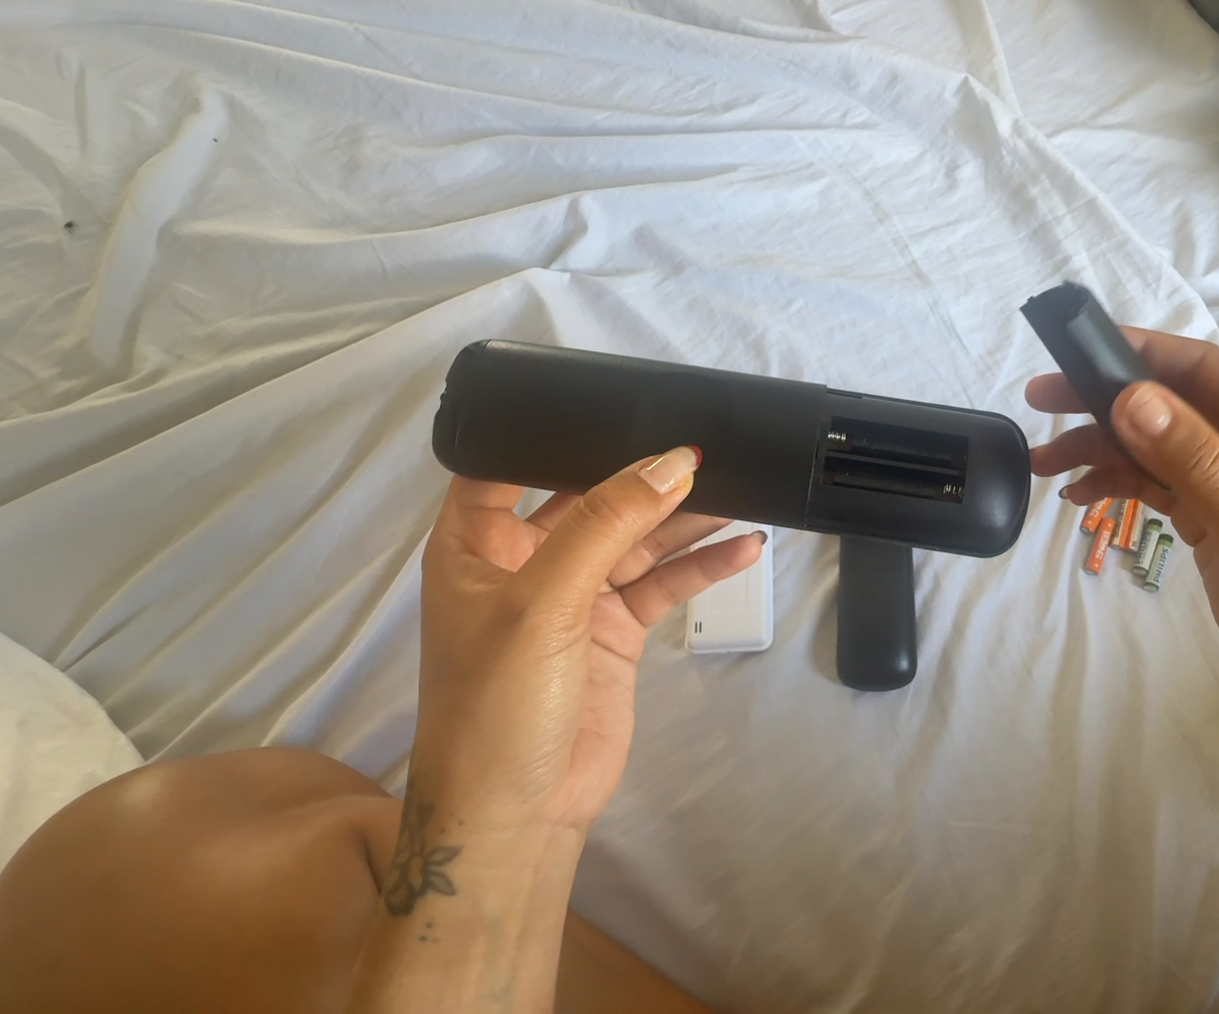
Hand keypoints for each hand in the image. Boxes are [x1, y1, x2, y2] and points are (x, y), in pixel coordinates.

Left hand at [414, 449, 764, 834]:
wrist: (524, 813)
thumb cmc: (501, 702)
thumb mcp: (544, 602)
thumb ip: (607, 524)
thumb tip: (674, 463)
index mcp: (475, 545)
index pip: (506, 466)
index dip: (551, 433)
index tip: (615, 405)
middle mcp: (526, 562)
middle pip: (592, 499)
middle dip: (644, 479)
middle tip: (707, 450)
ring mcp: (576, 596)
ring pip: (637, 540)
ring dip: (686, 521)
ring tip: (742, 492)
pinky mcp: (616, 629)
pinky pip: (663, 583)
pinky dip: (701, 566)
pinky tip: (743, 548)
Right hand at [1027, 330, 1218, 715]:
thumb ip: (1193, 460)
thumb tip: (1128, 398)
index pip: (1204, 368)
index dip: (1137, 354)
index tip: (1073, 353)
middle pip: (1171, 402)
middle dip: (1105, 405)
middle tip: (1040, 402)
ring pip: (1156, 442)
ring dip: (1101, 450)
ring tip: (1044, 466)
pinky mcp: (1213, 510)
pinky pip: (1156, 481)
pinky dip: (1117, 482)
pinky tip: (1080, 494)